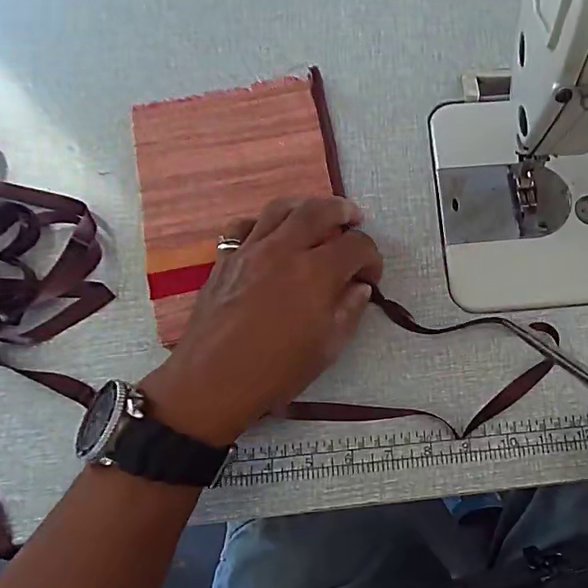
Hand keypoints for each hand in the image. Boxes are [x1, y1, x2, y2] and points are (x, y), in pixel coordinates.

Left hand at [139, 197, 381, 445]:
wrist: (214, 380)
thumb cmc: (278, 370)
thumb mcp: (329, 347)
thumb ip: (349, 310)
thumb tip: (359, 287)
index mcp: (316, 273)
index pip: (356, 246)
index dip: (371, 257)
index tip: (372, 276)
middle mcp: (284, 250)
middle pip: (318, 211)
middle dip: (343, 211)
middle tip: (354, 219)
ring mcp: (250, 251)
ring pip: (280, 209)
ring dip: (305, 207)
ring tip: (317, 216)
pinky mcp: (225, 259)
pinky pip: (245, 226)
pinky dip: (263, 223)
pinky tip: (271, 236)